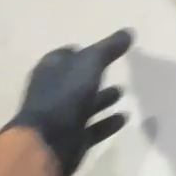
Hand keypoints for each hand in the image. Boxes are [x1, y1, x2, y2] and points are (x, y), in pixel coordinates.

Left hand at [6, 29, 132, 175]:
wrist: (47, 143)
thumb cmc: (65, 97)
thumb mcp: (90, 64)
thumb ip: (108, 48)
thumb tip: (128, 31)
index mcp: (51, 70)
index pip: (66, 55)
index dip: (83, 51)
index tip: (104, 50)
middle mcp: (52, 91)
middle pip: (76, 80)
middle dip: (95, 76)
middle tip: (116, 71)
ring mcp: (60, 116)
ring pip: (85, 104)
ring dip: (103, 99)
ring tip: (122, 93)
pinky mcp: (71, 138)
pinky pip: (92, 127)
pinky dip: (107, 122)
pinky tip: (123, 118)